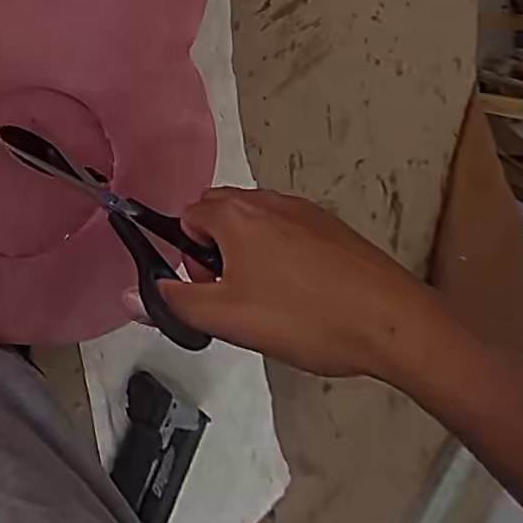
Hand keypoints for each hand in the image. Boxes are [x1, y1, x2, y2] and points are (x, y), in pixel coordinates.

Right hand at [142, 187, 445, 377]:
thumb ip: (175, 301)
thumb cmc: (304, 317)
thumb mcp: (229, 318)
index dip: (191, 255)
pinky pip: (284, 226)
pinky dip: (278, 250)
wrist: (393, 322)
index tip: (214, 289)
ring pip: (252, 220)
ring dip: (246, 250)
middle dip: (214, 248)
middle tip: (237, 294)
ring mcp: (301, 208)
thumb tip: (129, 293)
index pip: (188, 216)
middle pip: (218, 211)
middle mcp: (265, 199)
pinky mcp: (329, 223)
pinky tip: (303, 290)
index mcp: (236, 214)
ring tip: (270, 297)